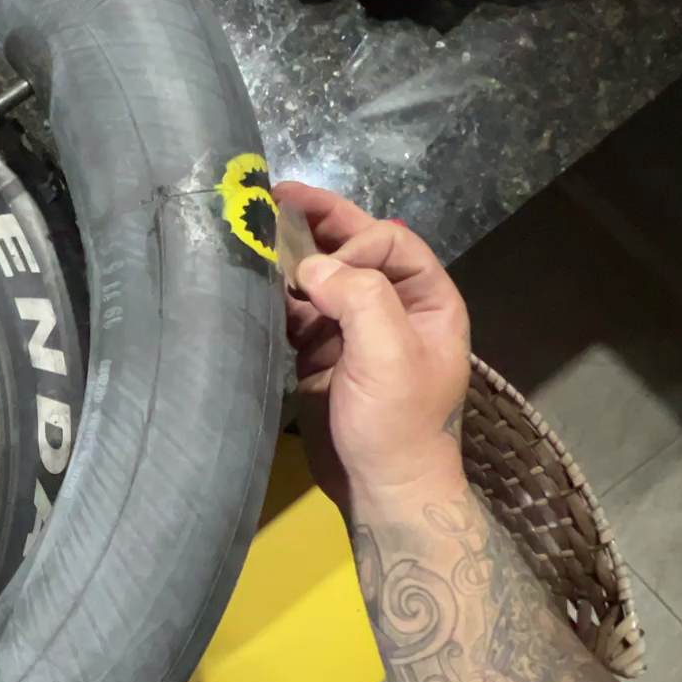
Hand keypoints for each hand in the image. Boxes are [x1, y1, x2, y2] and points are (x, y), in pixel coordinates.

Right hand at [272, 182, 471, 510]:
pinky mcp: (323, 356)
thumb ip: (358, 298)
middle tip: (276, 196)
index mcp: (425, 300)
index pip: (390, 242)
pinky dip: (279, 303)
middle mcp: (391, 307)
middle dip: (320, 223)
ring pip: (323, 281)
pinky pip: (300, 317)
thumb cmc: (397, 422)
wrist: (378, 485)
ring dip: (292, 263)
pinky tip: (256, 292)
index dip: (355, 243)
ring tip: (256, 240)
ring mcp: (354, 333)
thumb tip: (311, 267)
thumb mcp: (390, 354)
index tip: (322, 271)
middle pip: (356, 250)